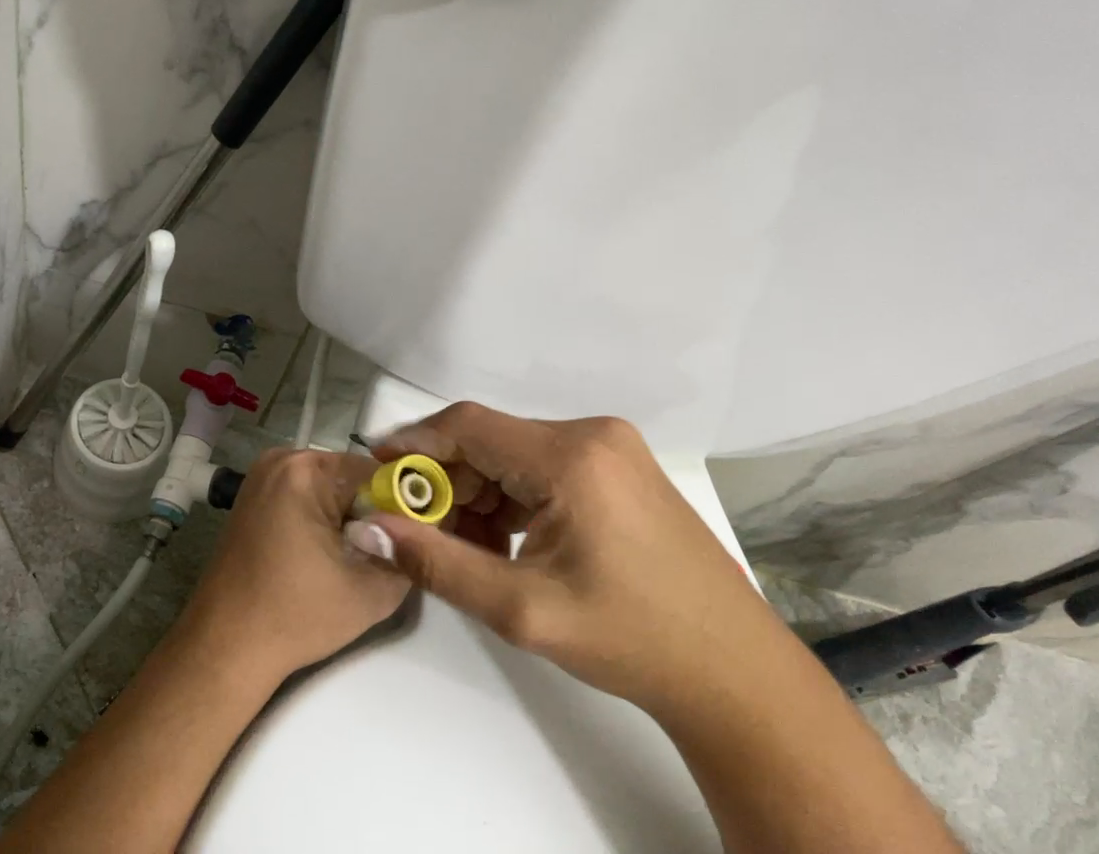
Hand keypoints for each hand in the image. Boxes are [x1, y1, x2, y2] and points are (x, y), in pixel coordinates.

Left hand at [181, 449, 410, 680]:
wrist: (227, 643)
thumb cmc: (295, 614)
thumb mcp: (373, 590)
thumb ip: (409, 554)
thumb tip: (422, 534)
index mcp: (304, 470)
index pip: (379, 473)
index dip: (404, 506)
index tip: (419, 539)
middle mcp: (279, 461)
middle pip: (352, 478)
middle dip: (374, 513)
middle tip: (388, 555)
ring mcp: (260, 479)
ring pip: (329, 491)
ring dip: (349, 520)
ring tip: (359, 560)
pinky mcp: (252, 501)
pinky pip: (304, 500)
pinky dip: (322, 523)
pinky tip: (328, 559)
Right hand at [365, 404, 795, 719]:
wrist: (733, 673)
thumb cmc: (629, 639)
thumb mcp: (519, 608)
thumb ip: (435, 562)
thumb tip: (365, 528)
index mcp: (571, 457)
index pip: (466, 426)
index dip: (413, 444)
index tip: (375, 474)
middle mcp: (592, 436)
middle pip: (488, 441)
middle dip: (444, 482)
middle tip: (416, 530)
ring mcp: (612, 452)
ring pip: (512, 457)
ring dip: (476, 496)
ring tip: (463, 550)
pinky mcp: (620, 472)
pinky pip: (542, 471)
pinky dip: (510, 501)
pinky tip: (503, 546)